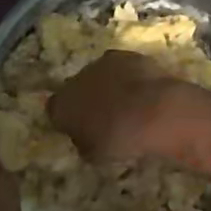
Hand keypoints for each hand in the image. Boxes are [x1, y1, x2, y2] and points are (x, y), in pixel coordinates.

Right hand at [48, 50, 210, 163]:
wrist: (156, 113)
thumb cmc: (119, 140)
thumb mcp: (94, 155)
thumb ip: (83, 143)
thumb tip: (84, 137)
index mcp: (60, 107)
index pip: (54, 111)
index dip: (66, 119)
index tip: (79, 128)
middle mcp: (73, 82)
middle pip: (73, 90)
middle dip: (84, 100)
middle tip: (102, 116)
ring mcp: (98, 65)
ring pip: (96, 76)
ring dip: (105, 86)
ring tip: (125, 103)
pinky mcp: (123, 55)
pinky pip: (119, 67)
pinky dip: (126, 76)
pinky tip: (141, 90)